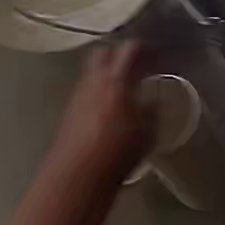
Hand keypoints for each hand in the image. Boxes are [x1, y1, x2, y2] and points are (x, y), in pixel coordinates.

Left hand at [48, 41, 149, 179]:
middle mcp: (94, 79)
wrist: (76, 175)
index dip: (144, 50)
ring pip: (92, 70)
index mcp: (116, 79)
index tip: (155, 57)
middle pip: (104, 52)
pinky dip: (97, 89)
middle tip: (135, 66)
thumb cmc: (117, 152)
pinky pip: (85, 88)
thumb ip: (152, 112)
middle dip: (119, 54)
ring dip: (107, 72)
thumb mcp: (146, 134)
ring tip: (122, 87)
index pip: (130, 49)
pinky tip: (107, 106)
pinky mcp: (69, 108)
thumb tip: (154, 100)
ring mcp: (78, 92)